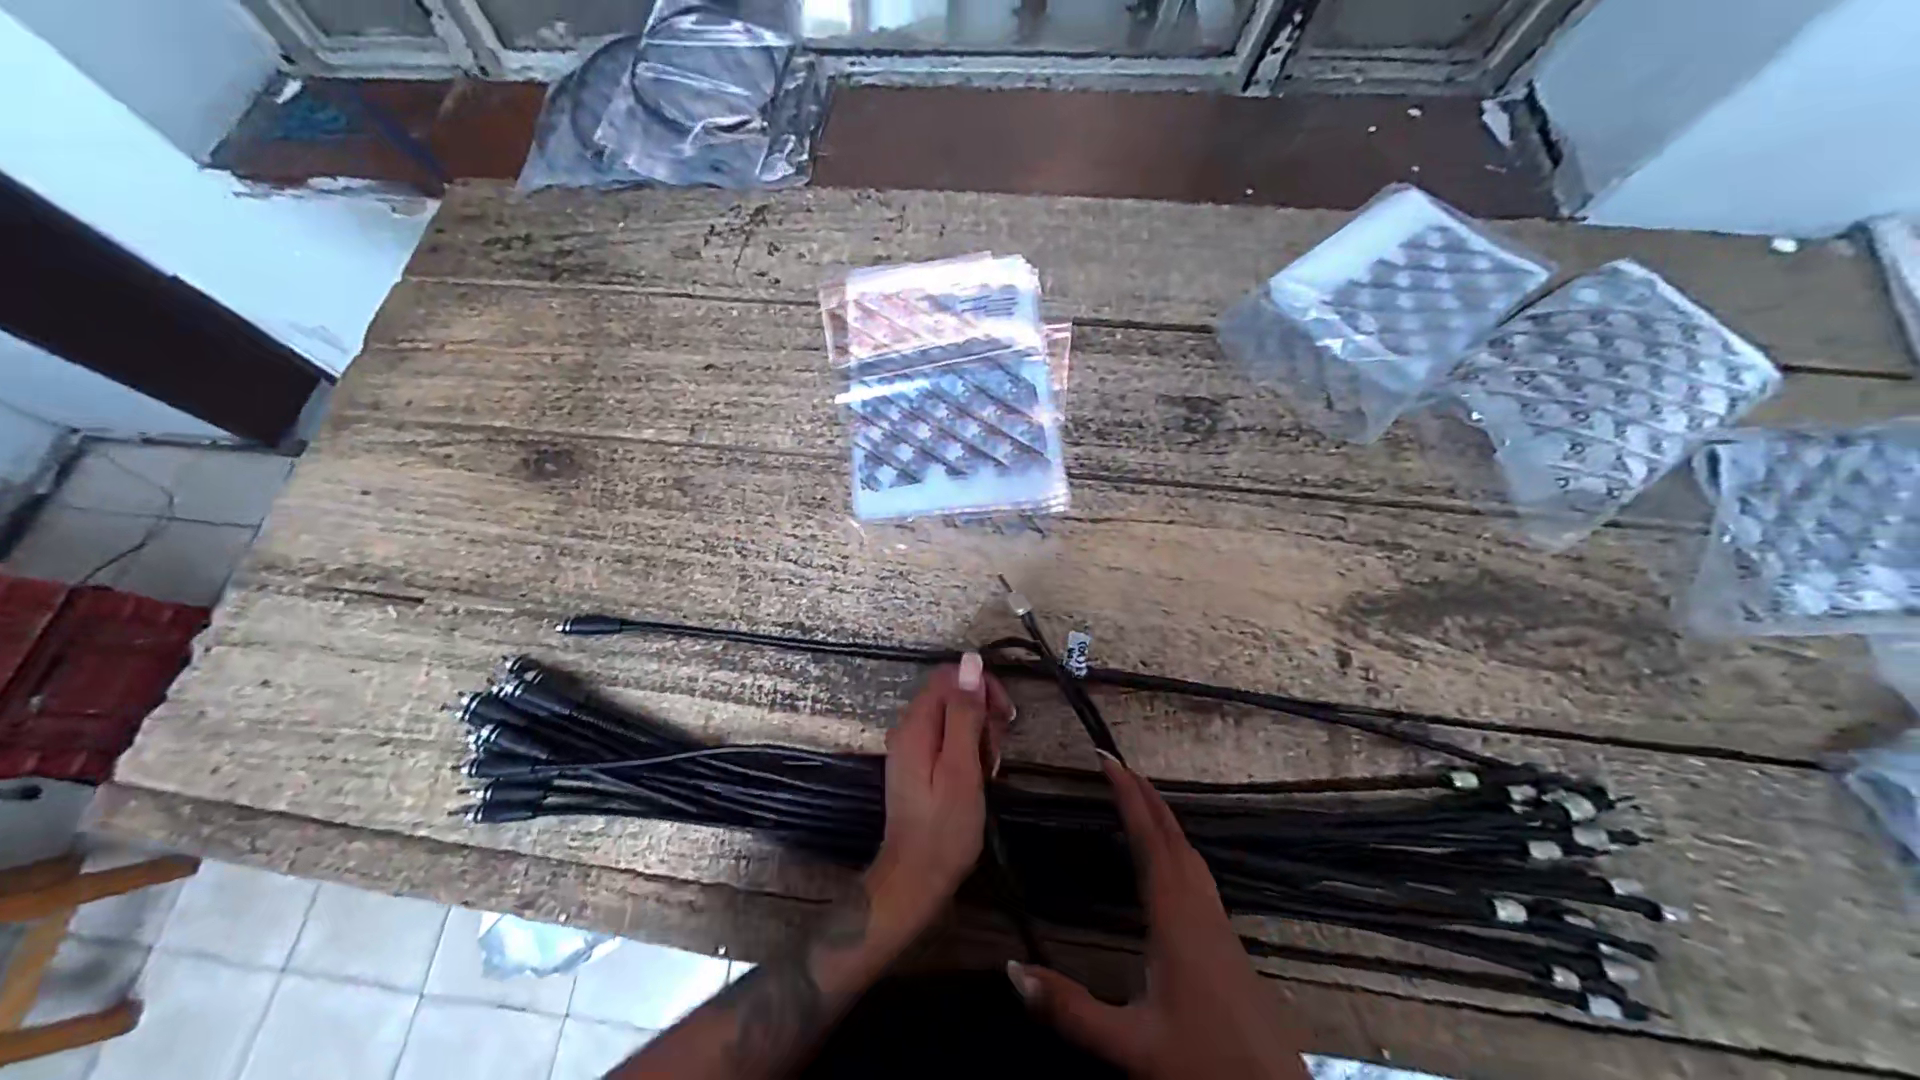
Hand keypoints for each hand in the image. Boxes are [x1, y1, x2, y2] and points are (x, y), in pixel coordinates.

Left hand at [866, 653, 1013, 939]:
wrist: (917, 878)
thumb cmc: (945, 827)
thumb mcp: (962, 767)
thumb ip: (965, 712)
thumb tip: (971, 662)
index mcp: (916, 725)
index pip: (951, 676)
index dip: (981, 687)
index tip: (1003, 716)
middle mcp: (909, 729)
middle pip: (952, 695)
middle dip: (982, 713)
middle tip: (997, 751)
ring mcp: (912, 748)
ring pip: (954, 718)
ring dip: (979, 735)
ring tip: (989, 770)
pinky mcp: (919, 766)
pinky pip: (948, 741)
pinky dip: (969, 752)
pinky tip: (979, 776)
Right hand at [1008, 755, 1308, 1079]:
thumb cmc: (1207, 1064)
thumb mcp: (1131, 1046)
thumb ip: (1070, 1010)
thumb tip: (1011, 970)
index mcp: (1177, 918)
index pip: (1149, 840)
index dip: (1128, 796)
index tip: (1106, 758)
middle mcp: (1201, 909)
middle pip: (1173, 836)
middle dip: (1145, 796)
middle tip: (1116, 765)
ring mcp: (1219, 925)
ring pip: (1190, 854)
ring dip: (1163, 819)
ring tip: (1138, 801)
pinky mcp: (1228, 942)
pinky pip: (1197, 873)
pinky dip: (1176, 847)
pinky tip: (1168, 865)